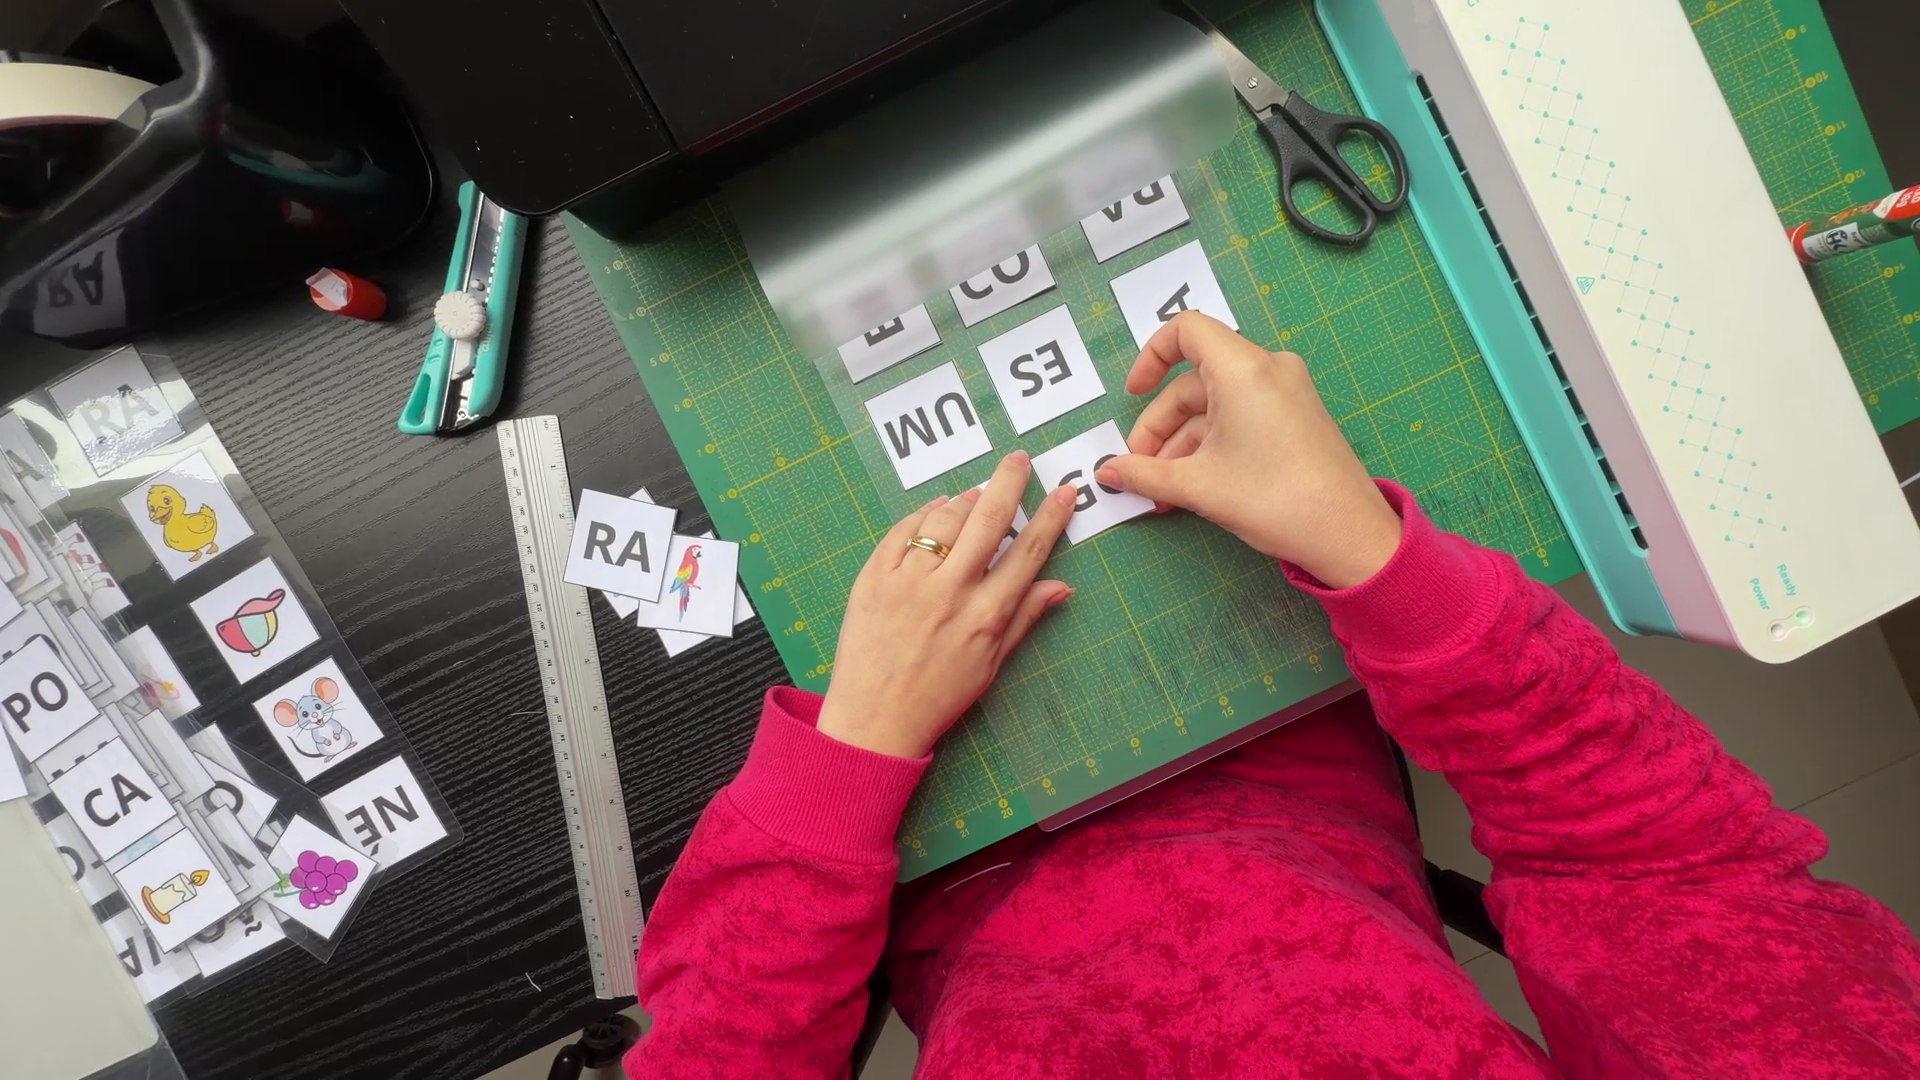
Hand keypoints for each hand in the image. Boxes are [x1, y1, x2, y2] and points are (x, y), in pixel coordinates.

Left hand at [817, 452, 1076, 758]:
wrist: (873, 720)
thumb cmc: (937, 697)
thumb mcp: (990, 666)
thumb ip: (1024, 619)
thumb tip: (1062, 586)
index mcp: (985, 615)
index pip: (1026, 553)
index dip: (1049, 518)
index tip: (1063, 492)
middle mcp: (949, 591)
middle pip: (987, 521)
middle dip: (1008, 483)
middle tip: (1018, 460)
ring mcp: (908, 581)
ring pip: (944, 520)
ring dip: (964, 499)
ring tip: (974, 493)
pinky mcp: (873, 578)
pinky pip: (901, 532)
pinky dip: (920, 516)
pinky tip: (933, 511)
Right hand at [1095, 312, 1401, 588]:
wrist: (1348, 535)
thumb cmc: (1272, 498)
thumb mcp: (1196, 486)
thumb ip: (1143, 474)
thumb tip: (1106, 472)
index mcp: (1242, 370)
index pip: (1186, 330)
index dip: (1150, 356)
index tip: (1133, 395)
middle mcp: (1266, 371)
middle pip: (1192, 382)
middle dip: (1159, 427)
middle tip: (1140, 470)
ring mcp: (1283, 395)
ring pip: (1212, 407)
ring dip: (1180, 446)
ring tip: (1162, 492)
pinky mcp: (1293, 419)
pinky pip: (1236, 420)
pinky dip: (1208, 446)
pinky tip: (1190, 487)